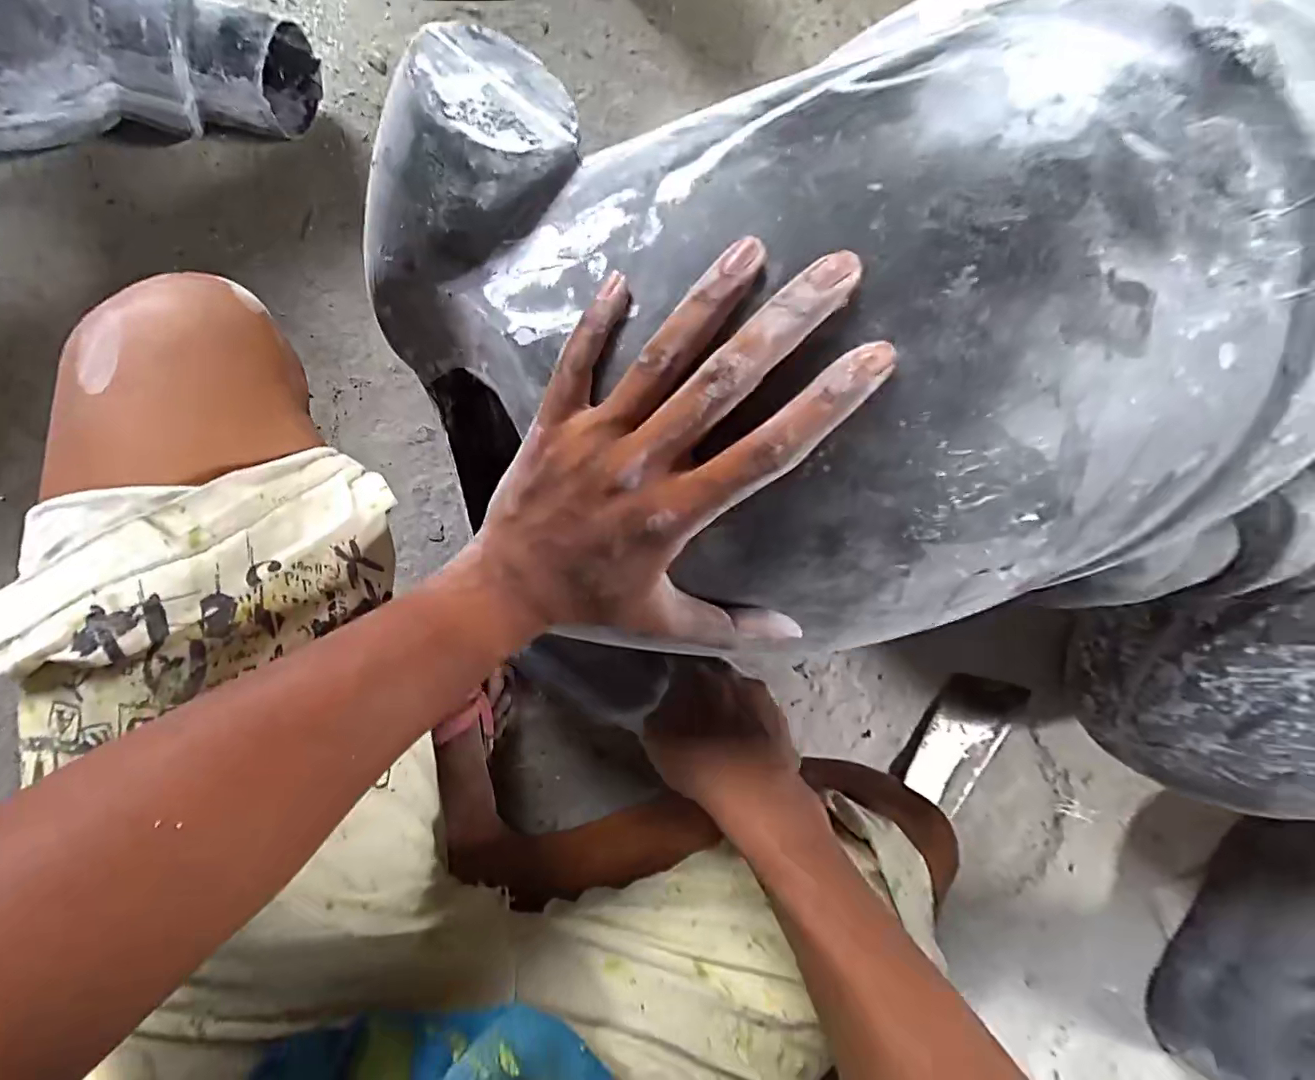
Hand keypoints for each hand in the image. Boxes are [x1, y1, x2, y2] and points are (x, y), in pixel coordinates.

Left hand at [462, 238, 893, 648]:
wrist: (505, 584)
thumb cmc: (584, 600)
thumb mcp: (658, 622)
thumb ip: (726, 626)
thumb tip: (793, 635)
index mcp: (673, 512)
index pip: (764, 452)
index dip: (824, 404)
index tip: (876, 355)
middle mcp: (638, 465)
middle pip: (721, 386)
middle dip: (783, 326)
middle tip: (837, 271)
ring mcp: (591, 439)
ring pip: (655, 364)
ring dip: (704, 305)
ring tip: (749, 249)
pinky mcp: (551, 427)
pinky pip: (574, 368)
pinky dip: (594, 325)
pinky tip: (620, 279)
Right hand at [642, 661, 801, 812]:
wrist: (753, 787)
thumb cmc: (694, 759)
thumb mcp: (655, 741)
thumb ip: (655, 718)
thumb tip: (660, 714)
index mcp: (691, 674)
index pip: (677, 672)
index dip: (674, 689)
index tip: (670, 706)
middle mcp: (726, 675)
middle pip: (710, 680)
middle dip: (704, 695)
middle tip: (695, 720)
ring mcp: (759, 695)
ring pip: (736, 695)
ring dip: (730, 708)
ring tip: (722, 734)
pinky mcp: (782, 719)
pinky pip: (758, 715)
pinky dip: (751, 724)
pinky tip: (744, 745)